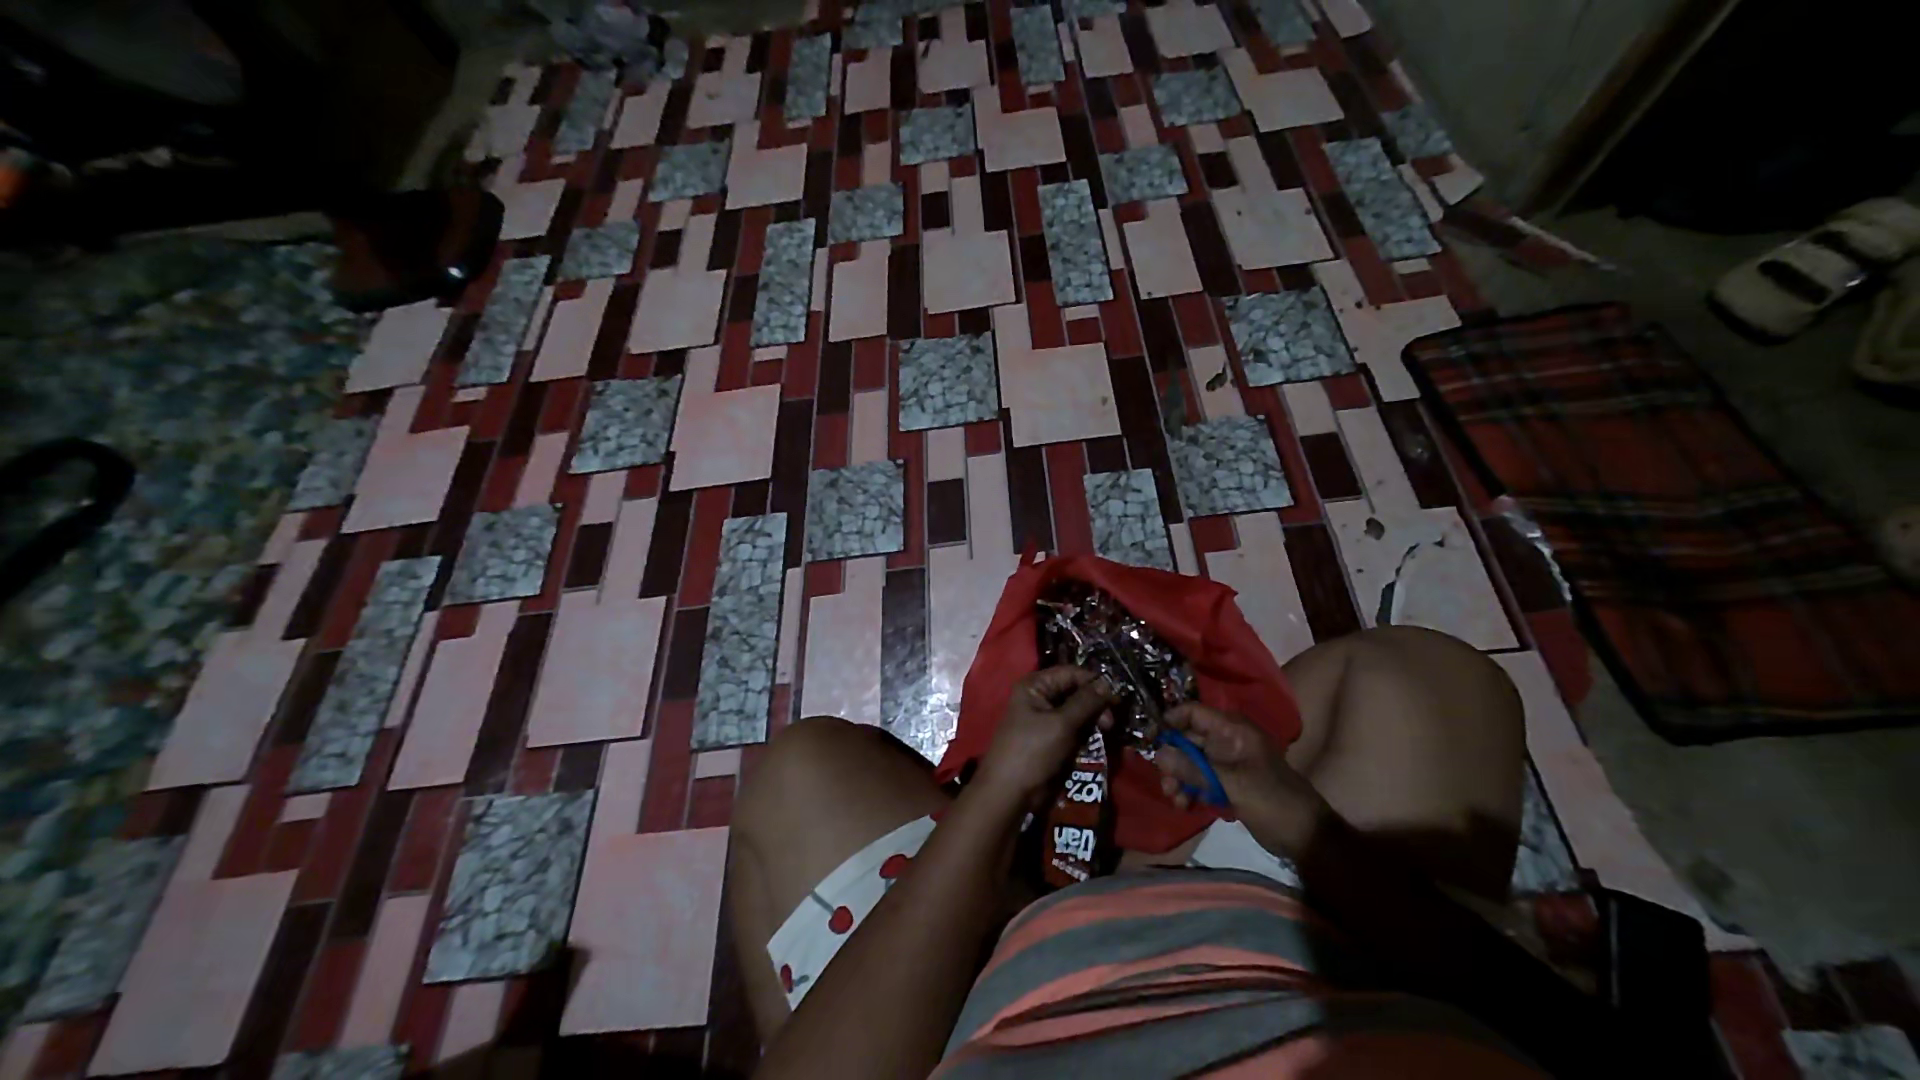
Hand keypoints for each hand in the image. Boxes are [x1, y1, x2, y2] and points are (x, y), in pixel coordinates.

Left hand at [974, 666, 1115, 810]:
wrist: (1010, 792)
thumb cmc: (1033, 751)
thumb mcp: (1061, 724)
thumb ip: (1086, 702)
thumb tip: (1108, 683)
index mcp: (1035, 686)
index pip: (1071, 673)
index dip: (1094, 682)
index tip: (1117, 699)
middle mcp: (1040, 697)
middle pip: (1076, 691)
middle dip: (1095, 704)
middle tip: (1110, 723)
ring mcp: (1045, 718)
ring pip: (1077, 711)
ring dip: (1092, 720)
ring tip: (1105, 732)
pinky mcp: (1052, 738)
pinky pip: (1074, 728)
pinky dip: (1085, 732)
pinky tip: (1094, 741)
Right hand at [1154, 704, 1328, 850]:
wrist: (1307, 838)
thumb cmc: (1273, 801)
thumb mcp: (1231, 784)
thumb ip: (1193, 768)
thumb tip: (1157, 753)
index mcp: (1233, 731)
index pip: (1194, 712)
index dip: (1171, 721)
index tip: (1151, 739)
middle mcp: (1227, 742)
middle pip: (1188, 740)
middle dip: (1172, 760)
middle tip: (1165, 783)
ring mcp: (1227, 764)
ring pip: (1191, 762)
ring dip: (1179, 779)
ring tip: (1176, 800)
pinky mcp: (1227, 784)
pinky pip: (1200, 780)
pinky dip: (1190, 790)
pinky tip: (1184, 806)